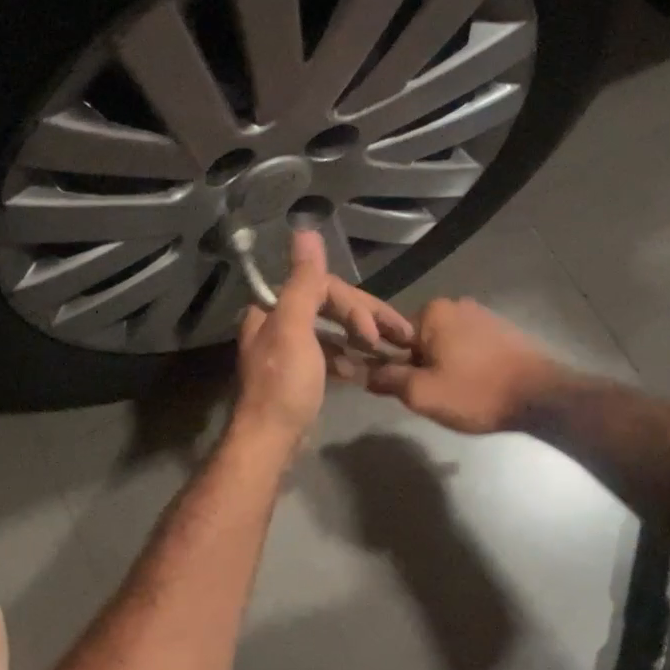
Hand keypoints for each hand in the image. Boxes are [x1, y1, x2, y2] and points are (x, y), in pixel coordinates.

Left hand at [233, 230, 413, 439]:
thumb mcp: (294, 328)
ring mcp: (287, 351)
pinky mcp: (297, 376)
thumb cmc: (284, 385)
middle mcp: (276, 324)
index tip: (377, 332)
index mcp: (272, 309)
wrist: (270, 441)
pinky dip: (347, 359)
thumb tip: (305, 229)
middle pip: (328, 307)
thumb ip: (303, 281)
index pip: (322, 287)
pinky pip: (327, 356)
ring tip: (387, 352)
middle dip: (363, 319)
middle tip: (399, 337)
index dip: (354, 305)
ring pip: (330, 331)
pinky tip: (363, 371)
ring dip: (359, 338)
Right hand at [365, 298, 565, 433]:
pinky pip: (468, 348)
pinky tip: (477, 388)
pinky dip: (466, 367)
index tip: (406, 392)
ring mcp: (482, 315)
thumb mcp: (421, 393)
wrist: (542, 396)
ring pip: (445, 346)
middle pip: (419, 341)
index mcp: (431, 312)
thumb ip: (386, 379)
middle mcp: (456, 305)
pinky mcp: (502, 330)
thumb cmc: (476, 392)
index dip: (394, 368)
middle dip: (421, 368)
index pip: (392, 339)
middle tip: (435, 398)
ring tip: (459, 396)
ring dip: (444, 369)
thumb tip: (364, 373)